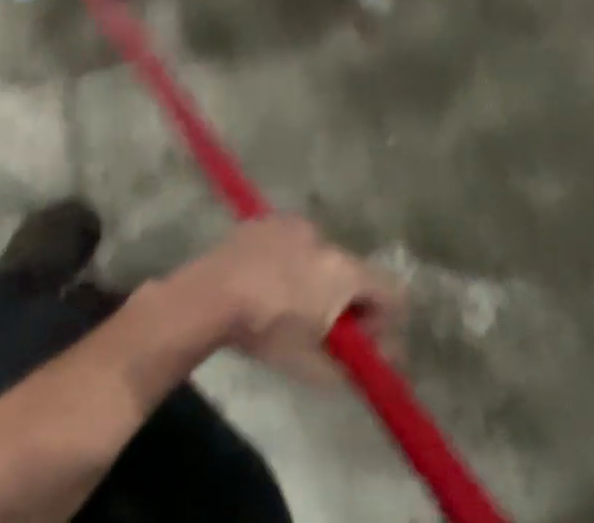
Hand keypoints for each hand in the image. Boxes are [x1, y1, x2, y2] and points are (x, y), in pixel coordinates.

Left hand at [173, 216, 404, 383]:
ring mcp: (281, 225)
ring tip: (292, 308)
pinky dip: (286, 264)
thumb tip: (356, 369)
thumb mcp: (315, 366)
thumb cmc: (264, 329)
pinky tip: (267, 286)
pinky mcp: (251, 224)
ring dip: (316, 281)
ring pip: (317, 257)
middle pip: (352, 273)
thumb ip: (350, 369)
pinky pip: (284, 246)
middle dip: (347, 303)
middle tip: (327, 331)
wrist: (203, 298)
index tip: (363, 348)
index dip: (384, 326)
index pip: (391, 295)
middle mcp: (317, 238)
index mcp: (343, 270)